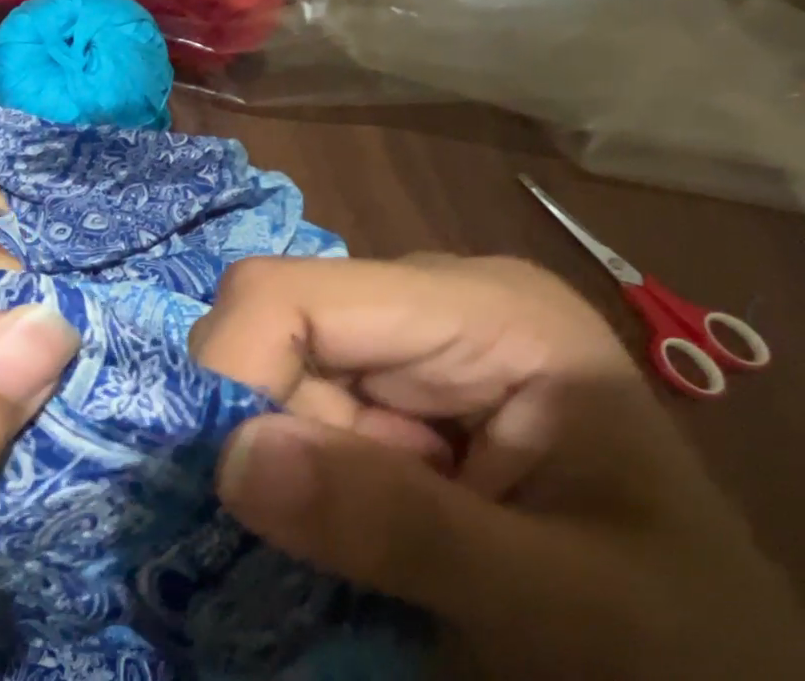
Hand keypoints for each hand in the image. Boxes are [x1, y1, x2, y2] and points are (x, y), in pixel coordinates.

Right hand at [192, 254, 804, 677]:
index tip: (236, 481)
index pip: (287, 296)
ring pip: (261, 379)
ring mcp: (398, 351)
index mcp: (486, 311)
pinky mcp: (376, 396)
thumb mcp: (562, 602)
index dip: (236, 372)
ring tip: (356, 541)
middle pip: (266, 334)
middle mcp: (426, 307)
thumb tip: (232, 457)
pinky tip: (343, 528)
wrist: (708, 673)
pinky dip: (284, 477)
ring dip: (277, 463)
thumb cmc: (675, 641)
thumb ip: (408, 528)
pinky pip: (281, 415)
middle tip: (326, 531)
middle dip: (265, 431)